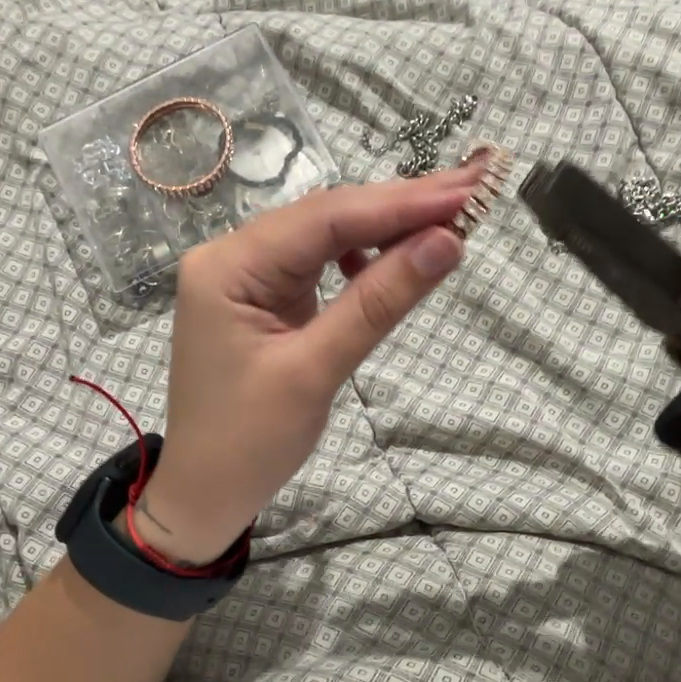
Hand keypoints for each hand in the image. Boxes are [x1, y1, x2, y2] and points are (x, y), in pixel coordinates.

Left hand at [132, 165, 480, 562]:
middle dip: (400, 206)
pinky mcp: (261, 299)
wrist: (205, 494)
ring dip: (385, 229)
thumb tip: (446, 243)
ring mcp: (244, 277)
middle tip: (475, 186)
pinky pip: (316, 266)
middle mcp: (230, 256)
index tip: (467, 191)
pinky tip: (394, 259)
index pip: (326, 218)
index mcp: (228, 266)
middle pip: (325, 218)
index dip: (401, 204)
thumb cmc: (250, 442)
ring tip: (449, 219)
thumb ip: (378, 302)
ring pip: (324, 237)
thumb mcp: (316, 371)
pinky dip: (360, 261)